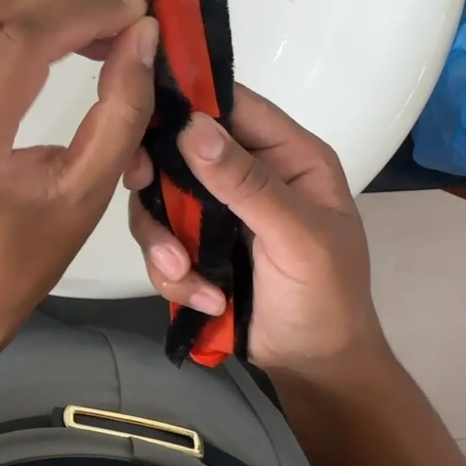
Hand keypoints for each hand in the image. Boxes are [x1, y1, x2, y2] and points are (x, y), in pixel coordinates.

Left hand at [0, 0, 158, 337]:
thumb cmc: (26, 255)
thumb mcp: (88, 194)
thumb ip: (121, 112)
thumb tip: (142, 37)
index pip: (20, 43)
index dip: (83, 15)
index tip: (135, 15)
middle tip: (116, 3)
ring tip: (97, 11)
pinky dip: (18, 14)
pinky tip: (64, 31)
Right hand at [125, 85, 383, 373]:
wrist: (312, 366)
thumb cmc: (326, 296)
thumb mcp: (298, 237)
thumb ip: (247, 183)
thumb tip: (192, 125)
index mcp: (286, 155)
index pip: (231, 104)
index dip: (188, 99)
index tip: (141, 109)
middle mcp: (245, 173)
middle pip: (179, 148)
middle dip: (156, 176)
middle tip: (139, 189)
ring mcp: (214, 210)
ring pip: (158, 198)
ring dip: (162, 238)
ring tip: (184, 273)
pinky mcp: (192, 246)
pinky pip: (159, 242)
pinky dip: (171, 273)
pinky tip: (203, 298)